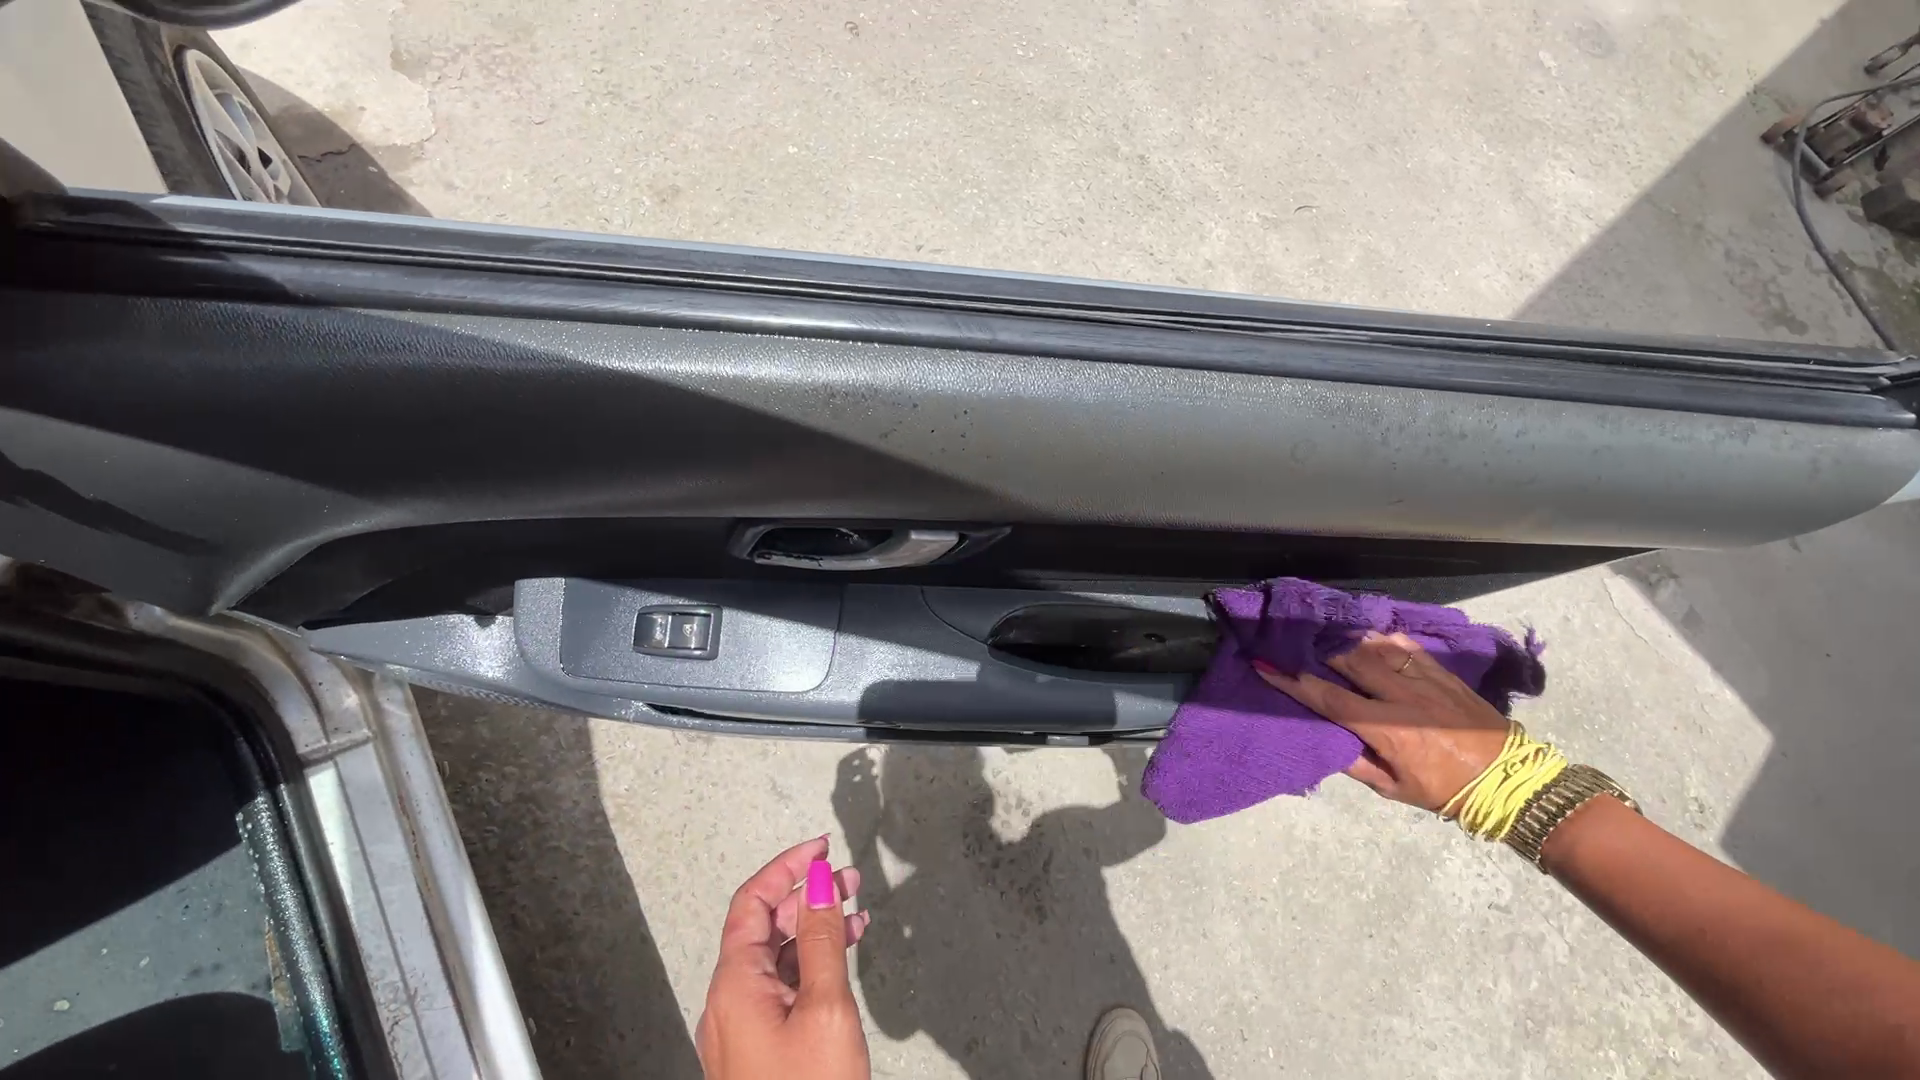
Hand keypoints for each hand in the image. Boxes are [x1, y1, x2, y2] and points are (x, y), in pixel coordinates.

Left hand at [696, 837, 872, 1079]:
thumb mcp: (825, 1006)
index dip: (787, 866)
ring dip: (814, 926)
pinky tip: (845, 953)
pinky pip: (783, 985)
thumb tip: (817, 882)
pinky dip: (813, 961)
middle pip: (764, 925)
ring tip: (857, 909)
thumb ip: (820, 938)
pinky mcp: (761, 1047)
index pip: (752, 901)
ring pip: (776, 955)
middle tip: (850, 878)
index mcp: (735, 984)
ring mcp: (744, 1027)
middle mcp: (731, 1000)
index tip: (822, 847)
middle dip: (807, 894)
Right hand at [1253, 631, 1507, 811]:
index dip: (1292, 682)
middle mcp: (1402, 698)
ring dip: (1348, 642)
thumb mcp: (1395, 789)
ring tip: (1329, 639)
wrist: (1514, 783)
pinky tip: (1371, 637)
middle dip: (1318, 652)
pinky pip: (1407, 647)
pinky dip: (1383, 639)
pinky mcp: (1445, 674)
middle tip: (1298, 648)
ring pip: (1377, 647)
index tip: (1266, 665)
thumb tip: (1325, 739)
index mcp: (1386, 729)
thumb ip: (1356, 764)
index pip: (1327, 698)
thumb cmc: (1448, 792)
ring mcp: (1426, 681)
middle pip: (1349, 660)